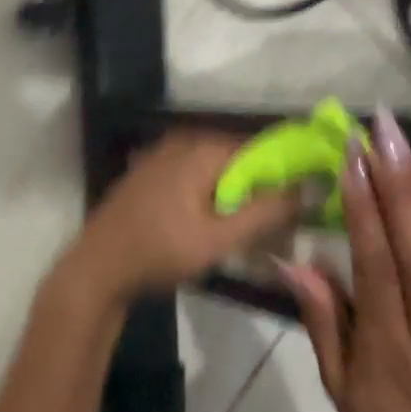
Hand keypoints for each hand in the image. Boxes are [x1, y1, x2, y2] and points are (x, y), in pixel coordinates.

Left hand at [64, 131, 300, 302]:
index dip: (286, 175)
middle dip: (260, 189)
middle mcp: (182, 142)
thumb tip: (314, 188)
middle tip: (278, 226)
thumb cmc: (159, 252)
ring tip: (249, 232)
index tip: (303, 205)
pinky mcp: (148, 176)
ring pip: (214, 172)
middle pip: (238, 160)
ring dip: (234, 197)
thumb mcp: (219, 238)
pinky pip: (192, 179)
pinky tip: (213, 226)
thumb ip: (268, 212)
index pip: (263, 150)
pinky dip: (208, 198)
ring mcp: (160, 157)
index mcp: (202, 149)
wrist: (96, 269)